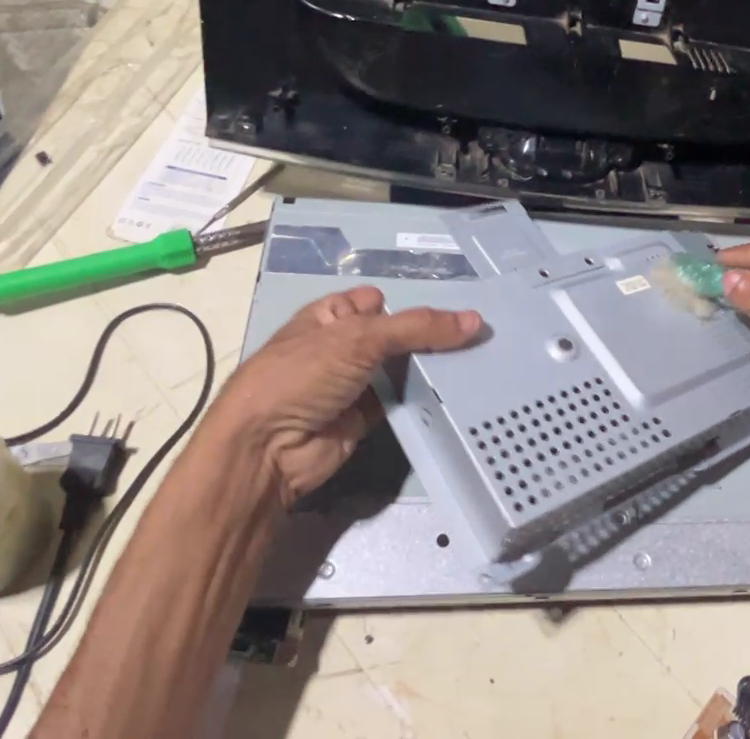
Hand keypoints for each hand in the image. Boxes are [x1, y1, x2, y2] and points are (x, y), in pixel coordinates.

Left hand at [212, 286, 481, 504]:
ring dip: (430, 369)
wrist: (268, 448)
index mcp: (331, 316)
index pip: (378, 301)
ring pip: (401, 369)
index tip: (453, 312)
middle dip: (428, 337)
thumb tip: (476, 320)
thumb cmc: (304, 375)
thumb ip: (418, 328)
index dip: (408, 304)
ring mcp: (352, 384)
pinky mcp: (364, 418)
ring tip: (481, 361)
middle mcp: (341, 346)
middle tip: (477, 337)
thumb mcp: (359, 338)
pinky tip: (458, 393)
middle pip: (394, 336)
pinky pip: (401, 402)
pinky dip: (424, 400)